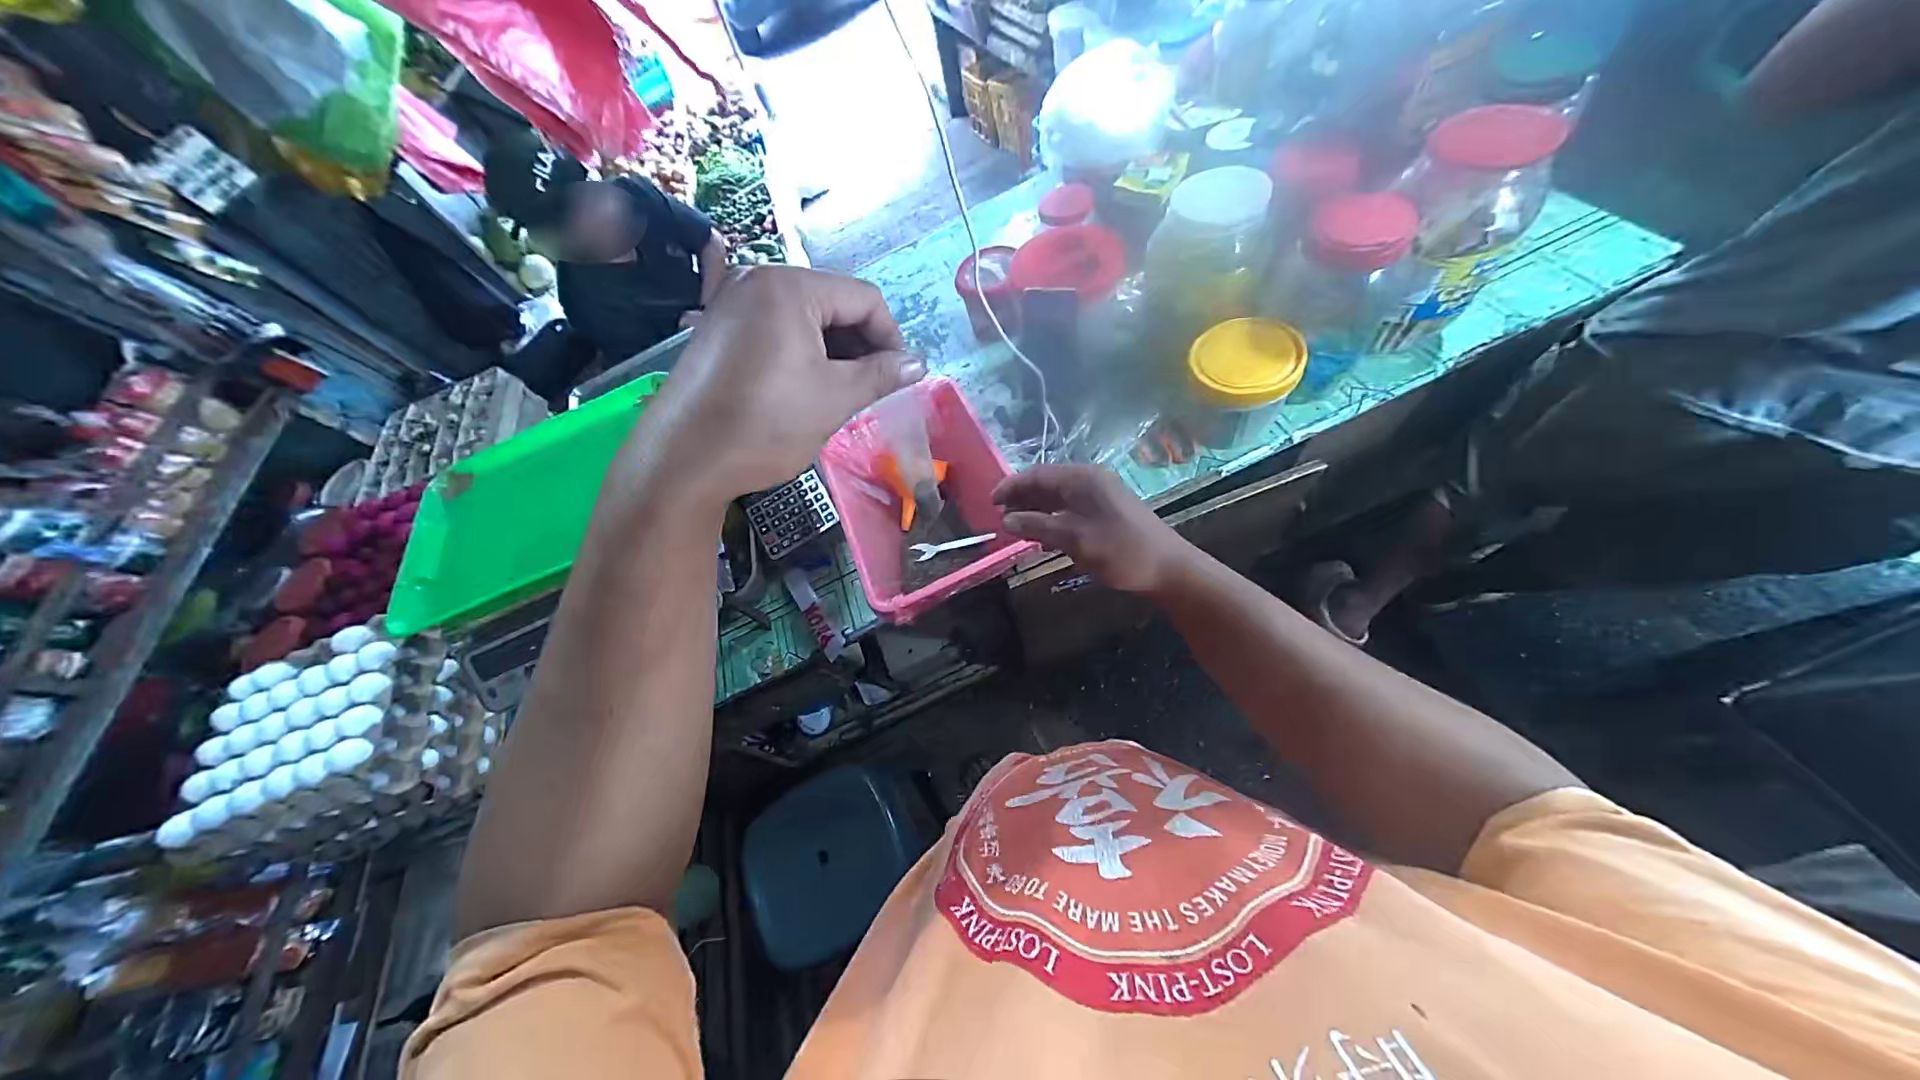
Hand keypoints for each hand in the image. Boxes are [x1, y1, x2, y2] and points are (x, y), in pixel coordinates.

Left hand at [646, 266, 922, 504]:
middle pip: (834, 303)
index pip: (864, 298)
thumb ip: (881, 374)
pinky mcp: (719, 329)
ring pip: (806, 318)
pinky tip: (808, 389)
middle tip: (873, 388)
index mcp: (789, 287)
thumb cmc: (765, 424)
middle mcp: (757, 280)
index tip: (900, 377)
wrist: (683, 460)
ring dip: (834, 352)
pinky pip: (777, 329)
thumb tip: (918, 364)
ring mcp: (732, 303)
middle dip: (861, 345)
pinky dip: (803, 354)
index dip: (891, 337)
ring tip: (843, 393)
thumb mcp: (834, 398)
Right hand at [993, 465, 1196, 593]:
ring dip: (1036, 510)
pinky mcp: (1107, 512)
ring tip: (1015, 528)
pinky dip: (1052, 519)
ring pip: (1058, 497)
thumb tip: (1006, 520)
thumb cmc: (1120, 551)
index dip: (1011, 487)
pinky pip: (1071, 509)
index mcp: (1082, 479)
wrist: (1169, 569)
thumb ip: (1037, 526)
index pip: (1037, 474)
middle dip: (1021, 498)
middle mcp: (1090, 481)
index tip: (990, 503)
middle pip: (1046, 483)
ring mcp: (1100, 495)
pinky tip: (1043, 536)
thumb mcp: (1073, 539)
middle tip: (1000, 518)